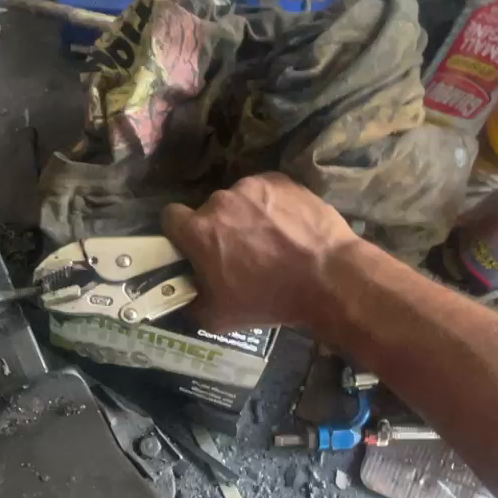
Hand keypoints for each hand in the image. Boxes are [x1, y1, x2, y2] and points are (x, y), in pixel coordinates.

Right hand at [162, 172, 365, 329]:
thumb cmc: (267, 299)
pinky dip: (268, 206)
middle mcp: (220, 201)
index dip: (178, 232)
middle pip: (207, 211)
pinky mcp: (280, 180)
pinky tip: (285, 227)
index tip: (190, 245)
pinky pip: (263, 191)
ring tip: (267, 239)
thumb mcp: (217, 317)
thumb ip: (190, 302)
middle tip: (236, 252)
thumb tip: (183, 293)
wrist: (327, 278)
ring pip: (237, 200)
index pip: (170, 217)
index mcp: (198, 232)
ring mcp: (252, 187)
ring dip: (243, 216)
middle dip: (216, 228)